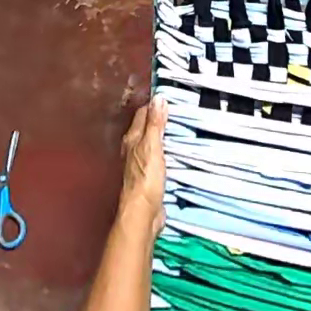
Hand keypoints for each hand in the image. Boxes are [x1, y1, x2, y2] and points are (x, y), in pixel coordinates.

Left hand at [118, 97, 167, 236]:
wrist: (142, 213)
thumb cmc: (146, 178)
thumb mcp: (153, 147)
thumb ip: (155, 124)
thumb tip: (158, 98)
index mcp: (132, 139)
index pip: (142, 113)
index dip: (154, 104)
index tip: (170, 97)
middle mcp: (133, 148)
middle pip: (145, 127)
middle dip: (158, 118)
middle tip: (177, 111)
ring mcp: (139, 163)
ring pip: (150, 142)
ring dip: (161, 135)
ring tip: (178, 128)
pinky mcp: (147, 176)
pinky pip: (156, 157)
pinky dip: (164, 151)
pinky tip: (174, 153)